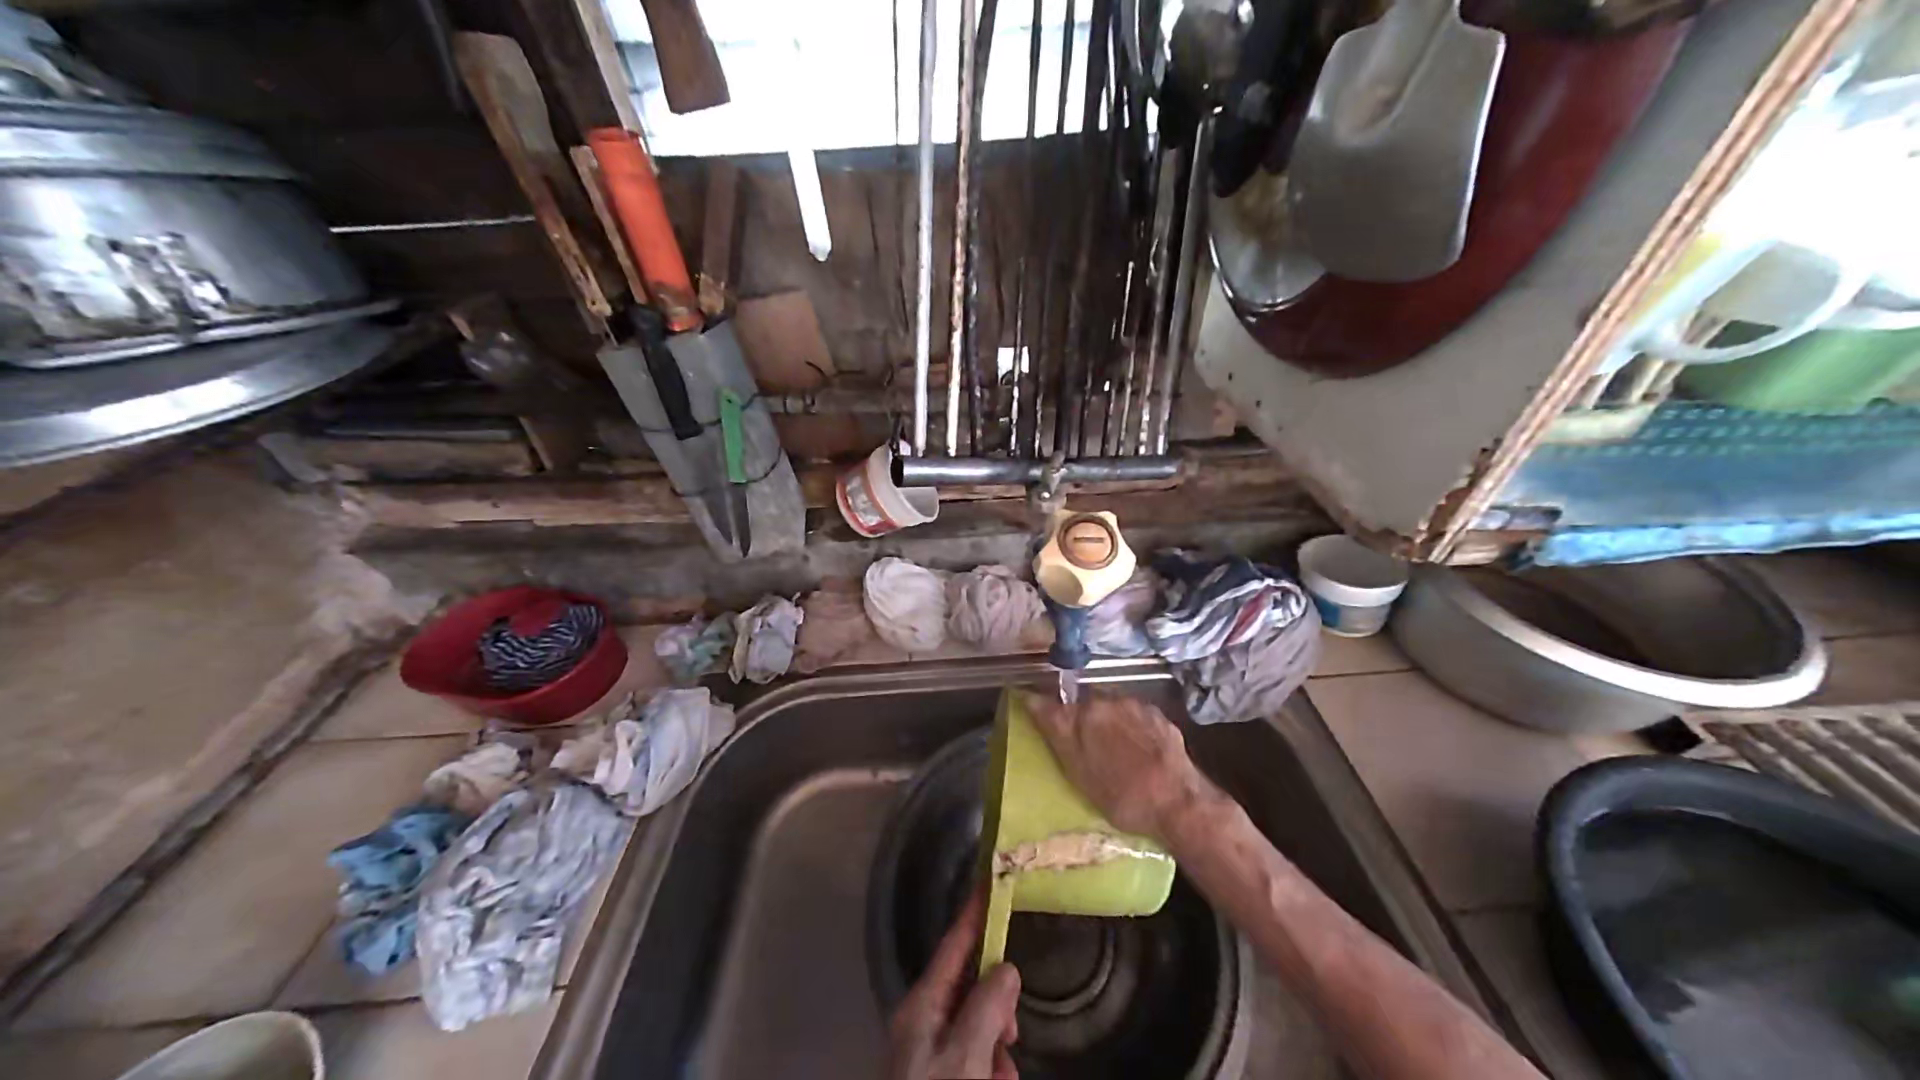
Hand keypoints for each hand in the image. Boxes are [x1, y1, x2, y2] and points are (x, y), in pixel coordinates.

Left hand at [888, 889, 1021, 1079]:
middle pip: (970, 984)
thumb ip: (987, 1008)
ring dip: (998, 1043)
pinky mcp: (939, 1070)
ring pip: (978, 1021)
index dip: (973, 913)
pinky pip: (975, 1051)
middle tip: (1013, 1032)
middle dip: (998, 1002)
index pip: (952, 945)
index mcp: (920, 1003)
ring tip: (1003, 1075)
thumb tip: (1006, 967)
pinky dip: (991, 1064)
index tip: (990, 881)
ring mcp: (929, 1045)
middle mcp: (922, 1017)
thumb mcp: (965, 1056)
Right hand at [1023, 689, 1216, 840]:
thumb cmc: (1121, 794)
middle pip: (1086, 702)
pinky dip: (1132, 729)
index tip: (1043, 719)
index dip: (1048, 710)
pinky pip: (1136, 718)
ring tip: (1114, 752)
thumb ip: (1056, 730)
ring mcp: (1139, 707)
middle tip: (1085, 747)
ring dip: (1109, 722)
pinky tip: (1138, 753)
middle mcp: (1111, 699)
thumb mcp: (1077, 770)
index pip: (1055, 701)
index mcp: (1086, 711)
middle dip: (1082, 718)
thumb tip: (1032, 698)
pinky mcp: (1161, 718)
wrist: (1179, 804)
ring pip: (1113, 708)